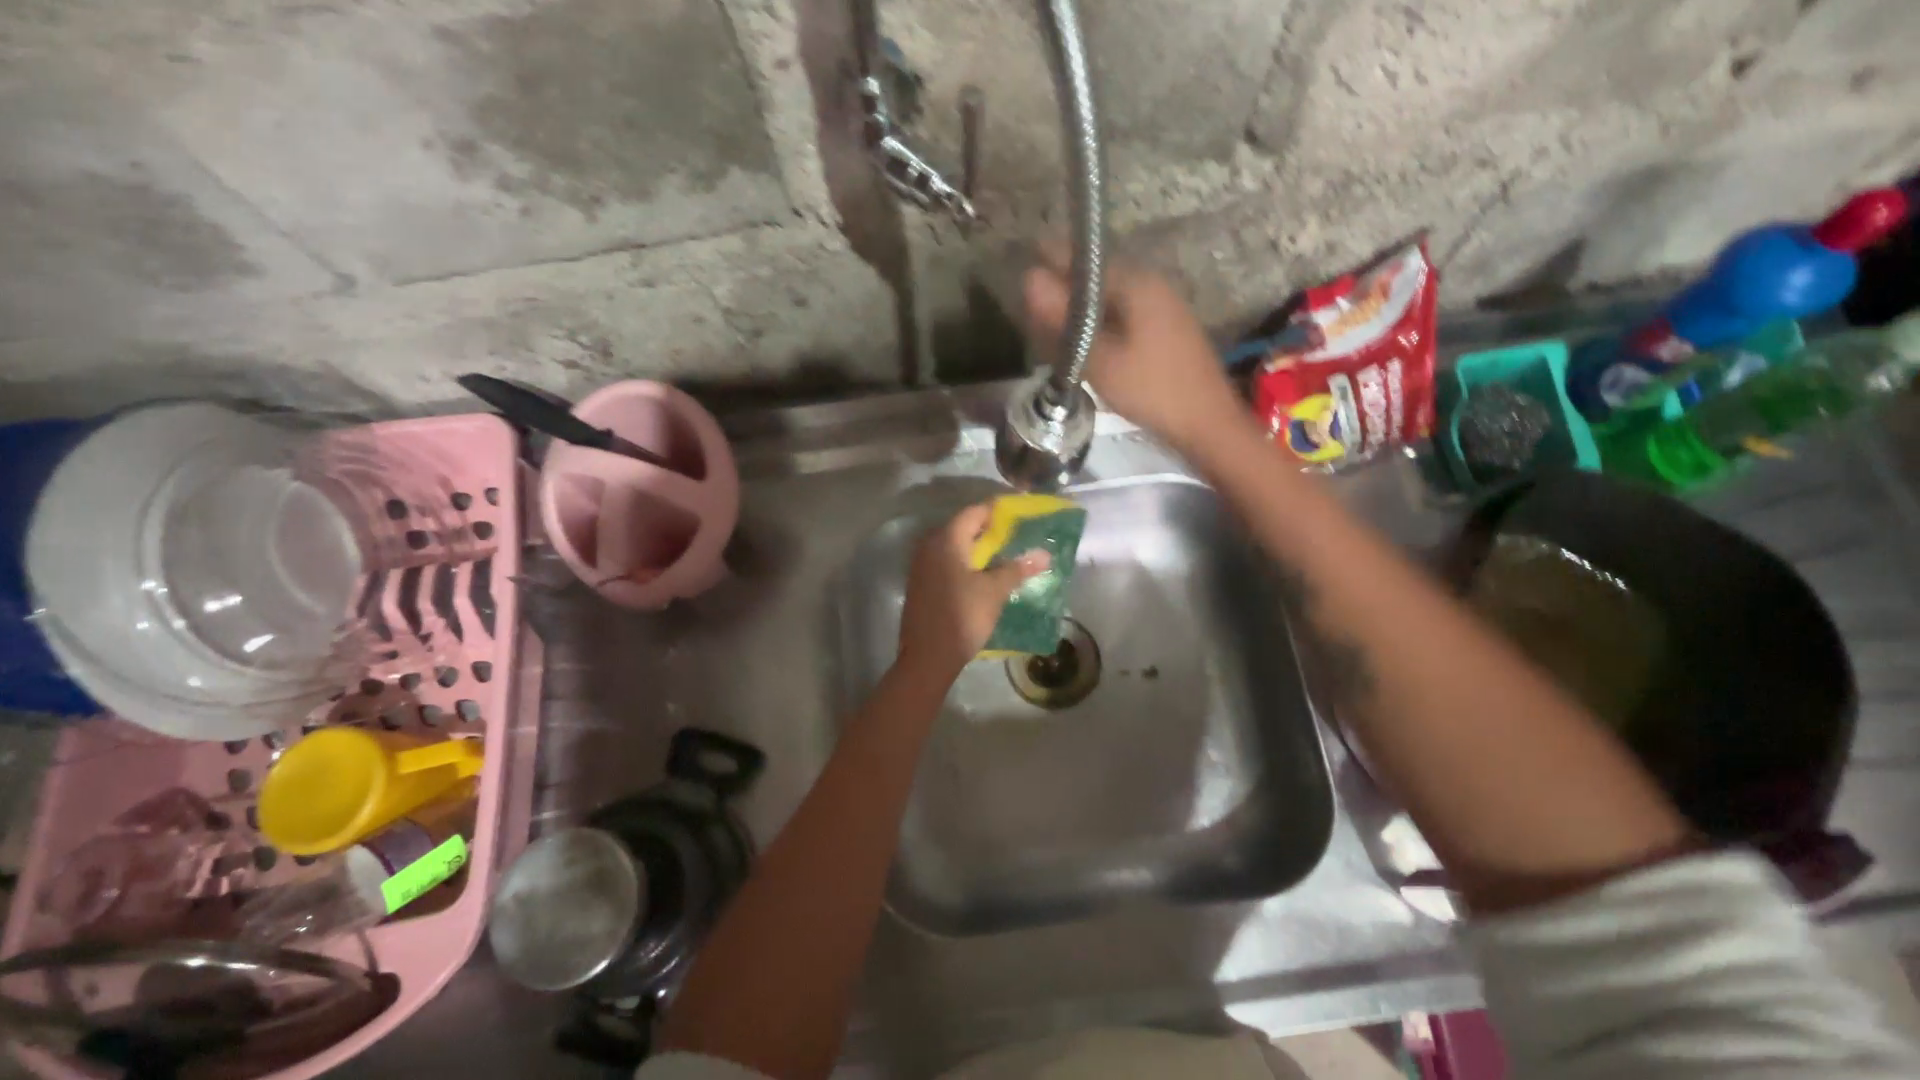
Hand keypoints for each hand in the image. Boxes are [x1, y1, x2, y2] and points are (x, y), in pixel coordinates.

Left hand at [897, 503, 1050, 680]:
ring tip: (1004, 555)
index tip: (1021, 514)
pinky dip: (964, 562)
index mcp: (946, 539)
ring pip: (953, 546)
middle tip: (1016, 535)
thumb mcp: (995, 591)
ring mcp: (921, 565)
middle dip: (989, 529)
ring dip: (977, 548)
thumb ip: (1018, 568)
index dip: (998, 511)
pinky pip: (945, 562)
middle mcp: (929, 545)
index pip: (974, 512)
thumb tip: (1044, 554)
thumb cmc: (963, 617)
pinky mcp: (920, 583)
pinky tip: (982, 575)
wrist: (927, 657)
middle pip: (962, 527)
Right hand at [1024, 244, 1246, 454]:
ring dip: (1083, 310)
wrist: (1208, 425)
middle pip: (1100, 279)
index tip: (1026, 264)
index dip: (1054, 260)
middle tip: (1032, 304)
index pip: (1087, 259)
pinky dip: (1102, 326)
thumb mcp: (1099, 358)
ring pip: (1112, 301)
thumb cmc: (1151, 390)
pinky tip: (1086, 345)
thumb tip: (1028, 278)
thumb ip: (1062, 319)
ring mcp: (1165, 309)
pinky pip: (1126, 318)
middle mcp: (1153, 286)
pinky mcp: (1168, 332)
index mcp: (1138, 284)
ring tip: (1051, 326)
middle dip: (1067, 288)